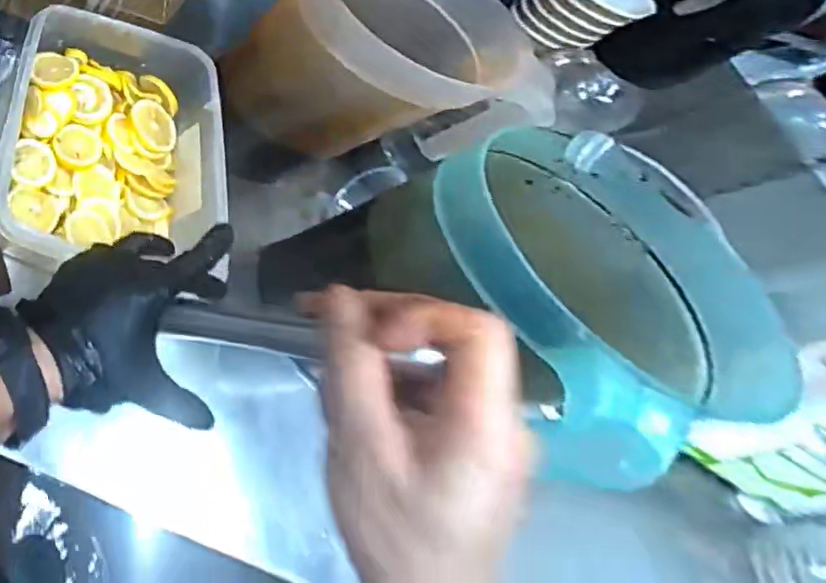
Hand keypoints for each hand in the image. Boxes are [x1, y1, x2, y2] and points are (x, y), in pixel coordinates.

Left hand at [17, 224, 231, 428]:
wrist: (44, 352)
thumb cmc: (100, 364)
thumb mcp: (145, 386)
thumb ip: (179, 402)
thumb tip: (207, 421)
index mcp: (148, 287)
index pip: (190, 265)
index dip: (212, 249)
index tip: (226, 230)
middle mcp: (125, 266)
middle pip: (165, 260)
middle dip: (189, 271)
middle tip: (206, 287)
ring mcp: (97, 262)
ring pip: (132, 249)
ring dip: (152, 255)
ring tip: (163, 262)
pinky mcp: (75, 266)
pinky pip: (105, 255)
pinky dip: (121, 262)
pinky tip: (122, 276)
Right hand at [303, 286, 534, 582]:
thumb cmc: (392, 529)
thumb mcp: (359, 440)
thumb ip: (350, 361)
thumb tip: (339, 295)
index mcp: (487, 421)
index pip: (475, 328)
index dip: (417, 313)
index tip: (369, 333)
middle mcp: (500, 420)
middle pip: (449, 337)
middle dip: (381, 326)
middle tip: (325, 327)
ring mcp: (485, 433)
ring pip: (430, 361)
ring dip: (374, 357)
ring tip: (331, 382)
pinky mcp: (465, 444)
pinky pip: (425, 388)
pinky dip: (384, 383)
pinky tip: (350, 405)